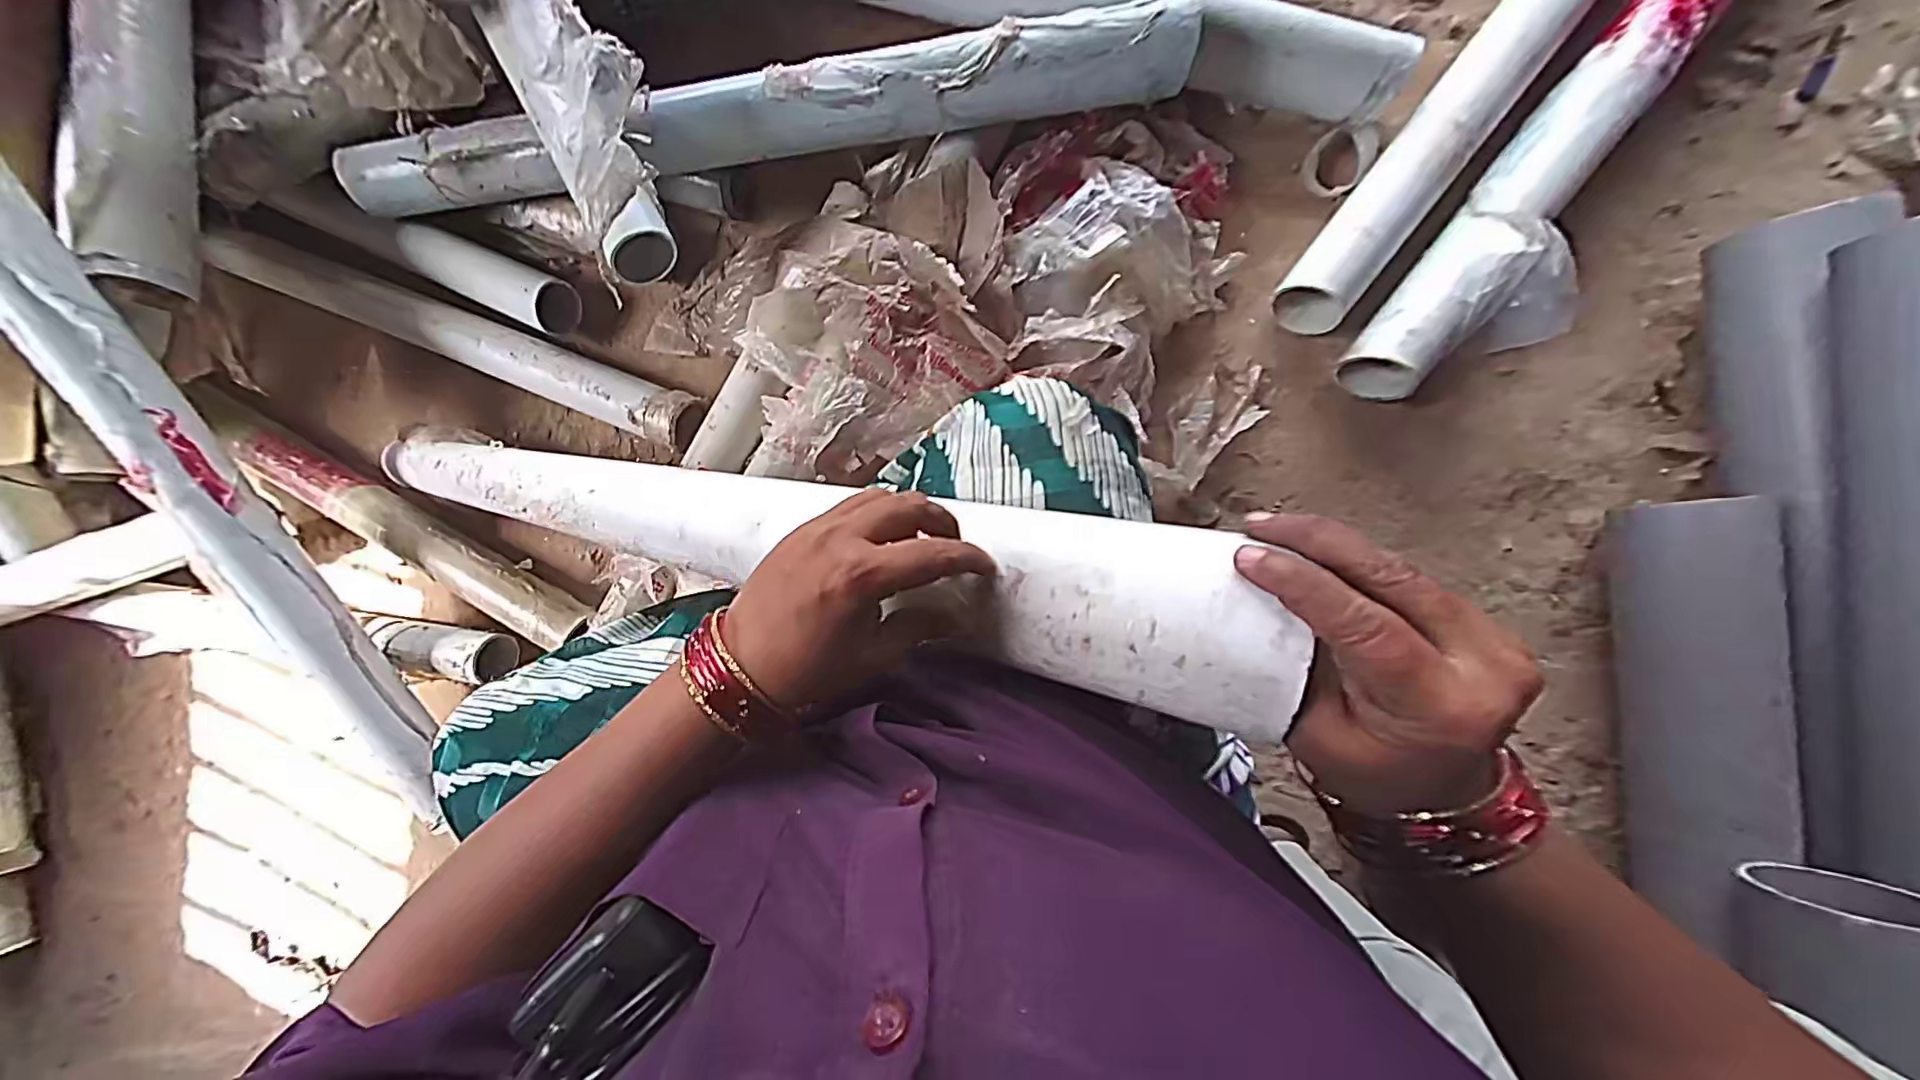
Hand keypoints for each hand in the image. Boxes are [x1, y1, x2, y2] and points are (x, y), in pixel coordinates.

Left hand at [723, 490, 996, 708]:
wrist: (741, 665)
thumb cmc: (805, 669)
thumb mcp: (873, 654)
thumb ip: (919, 626)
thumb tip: (954, 617)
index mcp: (861, 575)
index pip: (932, 553)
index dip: (967, 557)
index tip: (983, 565)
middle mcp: (840, 539)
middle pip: (910, 506)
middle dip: (942, 522)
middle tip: (954, 546)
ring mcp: (818, 529)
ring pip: (880, 497)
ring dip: (909, 510)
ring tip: (920, 536)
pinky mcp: (802, 529)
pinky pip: (851, 504)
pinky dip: (878, 512)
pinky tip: (882, 537)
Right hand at [1233, 514, 1543, 814]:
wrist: (1444, 789)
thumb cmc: (1376, 774)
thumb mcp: (1317, 733)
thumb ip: (1296, 667)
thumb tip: (1262, 603)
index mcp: (1439, 707)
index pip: (1366, 626)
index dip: (1302, 583)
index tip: (1252, 558)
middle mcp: (1483, 667)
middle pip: (1391, 579)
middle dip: (1317, 542)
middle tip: (1262, 526)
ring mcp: (1494, 639)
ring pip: (1400, 568)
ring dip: (1333, 543)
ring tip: (1279, 530)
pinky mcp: (1485, 622)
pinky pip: (1410, 576)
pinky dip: (1358, 558)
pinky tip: (1320, 548)